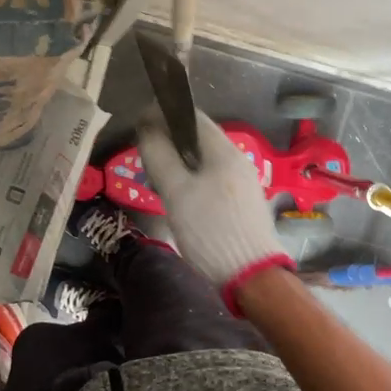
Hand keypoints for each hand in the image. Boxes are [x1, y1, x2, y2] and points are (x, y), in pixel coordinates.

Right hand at [136, 109, 292, 309]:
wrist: (252, 276)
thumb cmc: (211, 230)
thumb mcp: (176, 192)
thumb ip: (159, 157)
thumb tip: (146, 129)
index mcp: (224, 151)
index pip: (192, 117)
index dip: (163, 114)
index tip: (138, 125)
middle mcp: (238, 161)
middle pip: (198, 139)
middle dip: (169, 142)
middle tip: (144, 158)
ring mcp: (243, 183)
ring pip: (204, 162)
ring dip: (179, 164)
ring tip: (157, 180)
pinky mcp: (242, 204)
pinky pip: (212, 180)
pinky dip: (192, 181)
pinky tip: (180, 200)